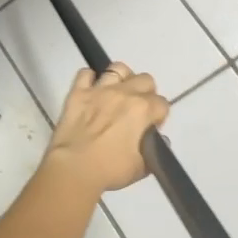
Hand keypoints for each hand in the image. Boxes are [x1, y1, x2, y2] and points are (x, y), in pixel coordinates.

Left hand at [42, 63, 170, 193]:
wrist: (75, 167)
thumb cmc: (111, 169)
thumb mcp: (143, 166)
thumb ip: (154, 149)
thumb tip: (157, 139)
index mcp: (143, 110)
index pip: (162, 104)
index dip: (159, 116)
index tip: (151, 126)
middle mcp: (124, 93)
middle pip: (145, 79)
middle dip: (146, 93)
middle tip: (137, 109)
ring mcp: (99, 89)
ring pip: (117, 69)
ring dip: (122, 79)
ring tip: (118, 92)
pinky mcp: (78, 91)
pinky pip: (85, 73)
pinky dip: (90, 79)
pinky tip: (91, 90)